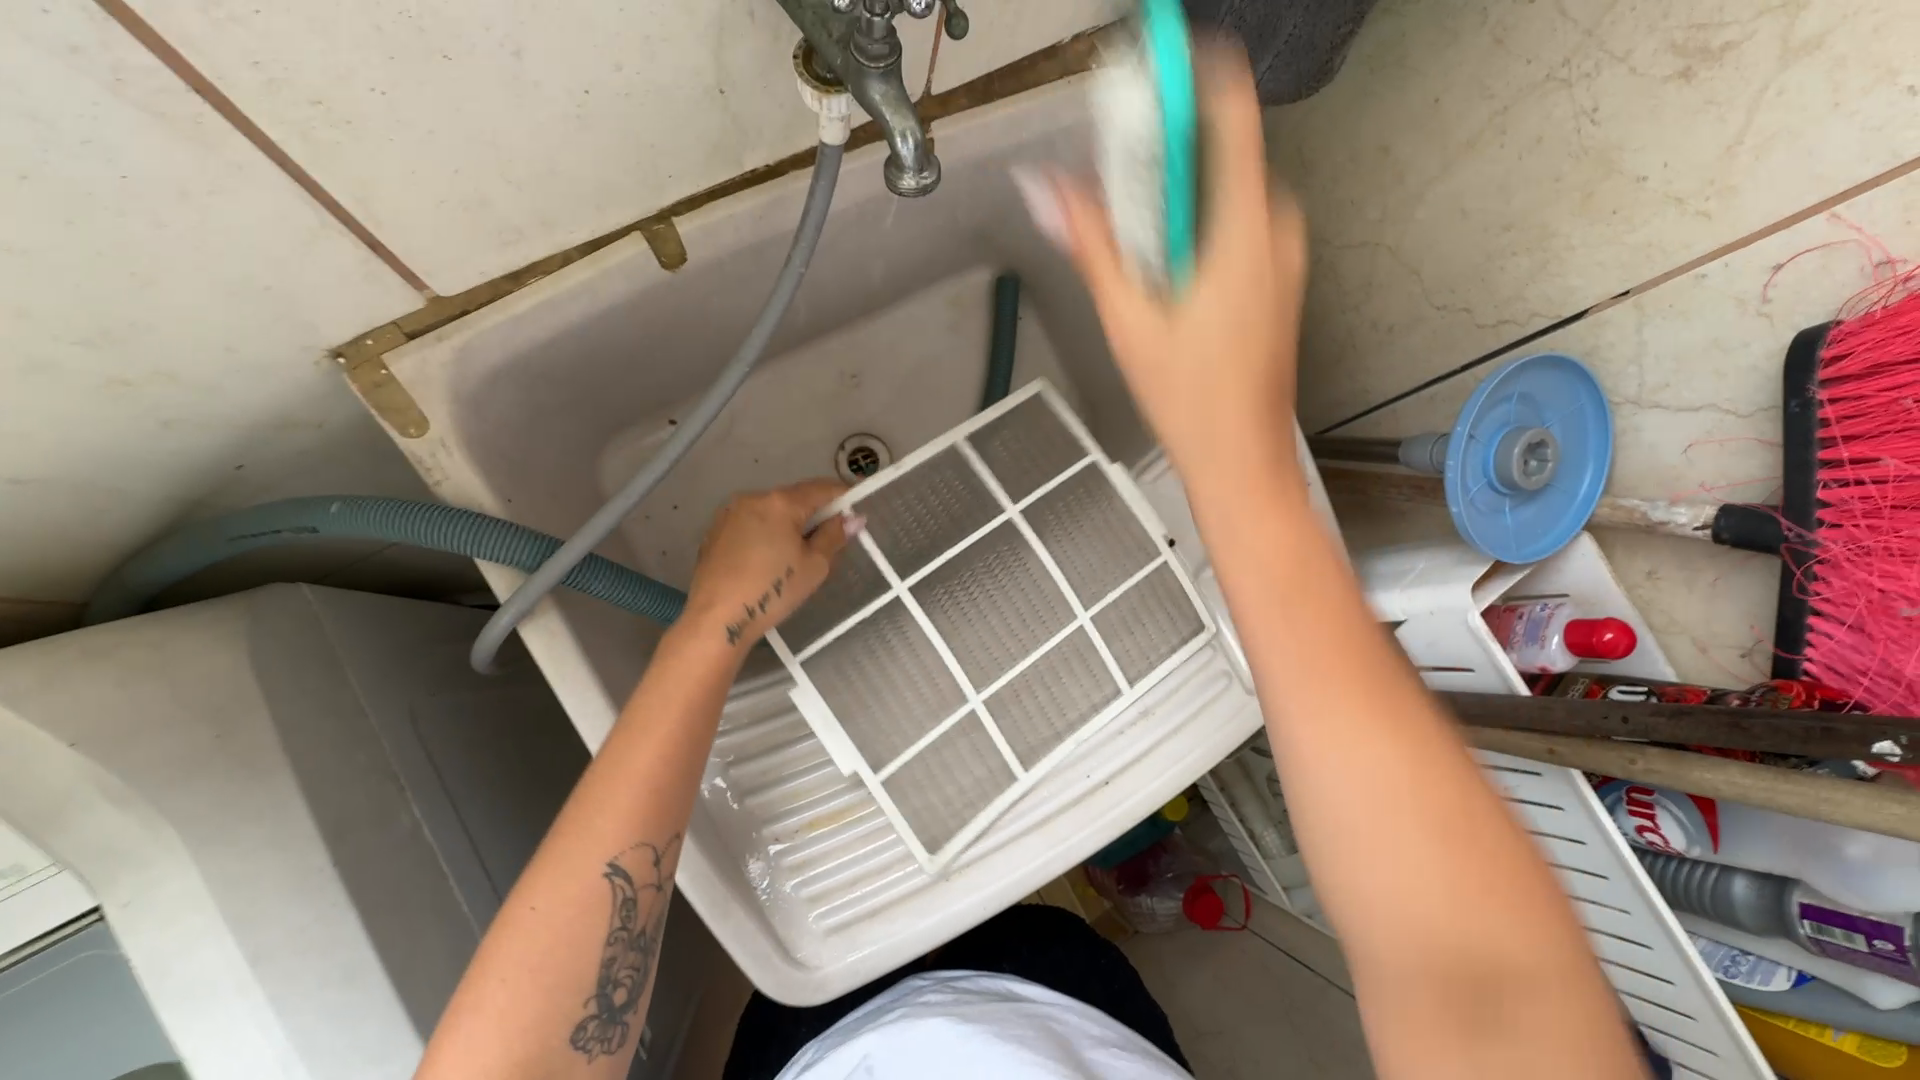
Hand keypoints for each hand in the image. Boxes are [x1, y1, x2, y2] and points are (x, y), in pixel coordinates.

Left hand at [679, 480, 857, 656]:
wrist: (716, 618)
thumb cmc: (772, 591)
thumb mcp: (814, 566)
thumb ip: (835, 536)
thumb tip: (854, 518)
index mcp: (781, 503)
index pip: (821, 488)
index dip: (843, 497)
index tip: (855, 513)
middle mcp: (753, 498)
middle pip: (794, 498)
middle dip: (814, 514)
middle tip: (827, 543)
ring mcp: (730, 513)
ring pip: (771, 511)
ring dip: (788, 524)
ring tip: (794, 556)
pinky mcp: (715, 531)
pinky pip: (750, 523)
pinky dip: (765, 533)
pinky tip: (766, 561)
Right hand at [1015, 44, 1307, 486]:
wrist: (1241, 457)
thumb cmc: (1191, 399)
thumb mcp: (1128, 319)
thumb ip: (1091, 243)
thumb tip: (1046, 189)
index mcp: (1244, 229)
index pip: (1229, 112)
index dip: (1188, 77)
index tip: (1146, 72)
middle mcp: (1277, 228)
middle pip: (1216, 154)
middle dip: (1161, 162)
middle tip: (1114, 201)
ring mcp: (1285, 251)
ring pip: (1222, 191)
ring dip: (1173, 204)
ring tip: (1139, 264)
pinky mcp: (1279, 273)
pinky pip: (1234, 223)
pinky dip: (1194, 230)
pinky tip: (1166, 280)